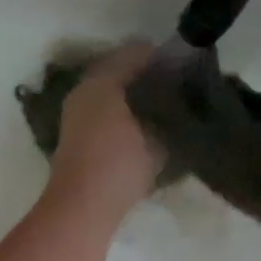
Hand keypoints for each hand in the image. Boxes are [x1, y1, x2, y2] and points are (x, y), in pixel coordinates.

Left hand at [46, 41, 162, 216]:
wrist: (81, 207)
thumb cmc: (118, 166)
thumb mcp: (155, 142)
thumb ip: (169, 118)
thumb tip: (179, 107)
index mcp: (102, 81)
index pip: (134, 53)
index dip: (160, 56)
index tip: (186, 64)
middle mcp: (84, 91)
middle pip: (119, 71)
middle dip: (146, 75)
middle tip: (176, 84)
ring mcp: (75, 115)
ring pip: (109, 92)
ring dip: (133, 96)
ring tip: (163, 107)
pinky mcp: (74, 138)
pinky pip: (103, 113)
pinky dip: (123, 114)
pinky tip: (143, 128)